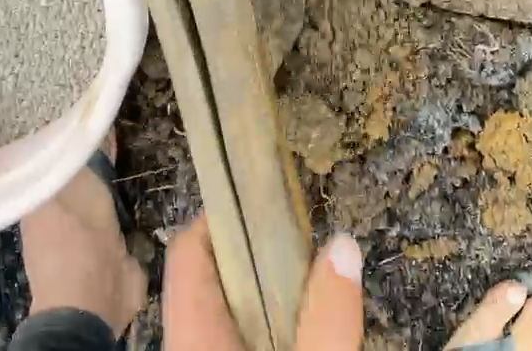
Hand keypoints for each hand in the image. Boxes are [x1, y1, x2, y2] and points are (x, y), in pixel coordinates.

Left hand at [163, 215, 363, 350]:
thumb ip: (327, 316)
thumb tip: (343, 243)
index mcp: (193, 333)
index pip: (189, 248)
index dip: (224, 212)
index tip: (270, 196)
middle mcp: (188, 341)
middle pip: (210, 271)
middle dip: (257, 247)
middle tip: (304, 238)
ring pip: (227, 305)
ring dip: (267, 285)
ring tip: (311, 274)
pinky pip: (238, 333)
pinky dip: (270, 319)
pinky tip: (303, 324)